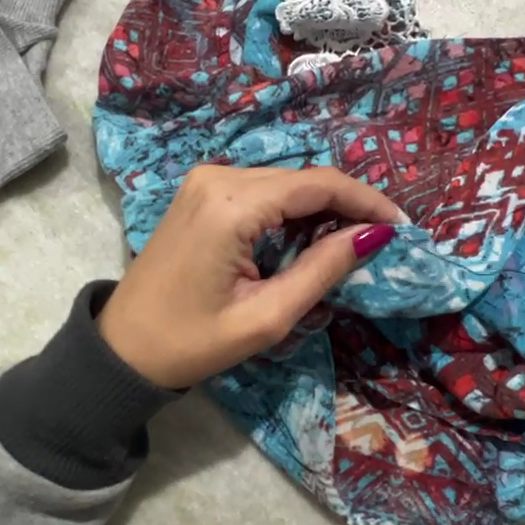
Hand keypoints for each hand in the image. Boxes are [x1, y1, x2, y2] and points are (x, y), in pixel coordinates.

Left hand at [98, 165, 401, 389]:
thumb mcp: (266, 316)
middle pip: (301, 177)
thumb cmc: (191, 343)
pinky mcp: (200, 192)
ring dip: (321, 206)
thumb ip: (321, 269)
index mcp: (231, 205)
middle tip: (382, 239)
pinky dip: (292, 209)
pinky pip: (260, 190)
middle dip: (346, 203)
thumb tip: (374, 235)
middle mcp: (217, 176)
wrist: (122, 349)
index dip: (366, 200)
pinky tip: (311, 236)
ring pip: (283, 181)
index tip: (403, 226)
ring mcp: (204, 180)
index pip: (317, 183)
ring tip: (353, 242)